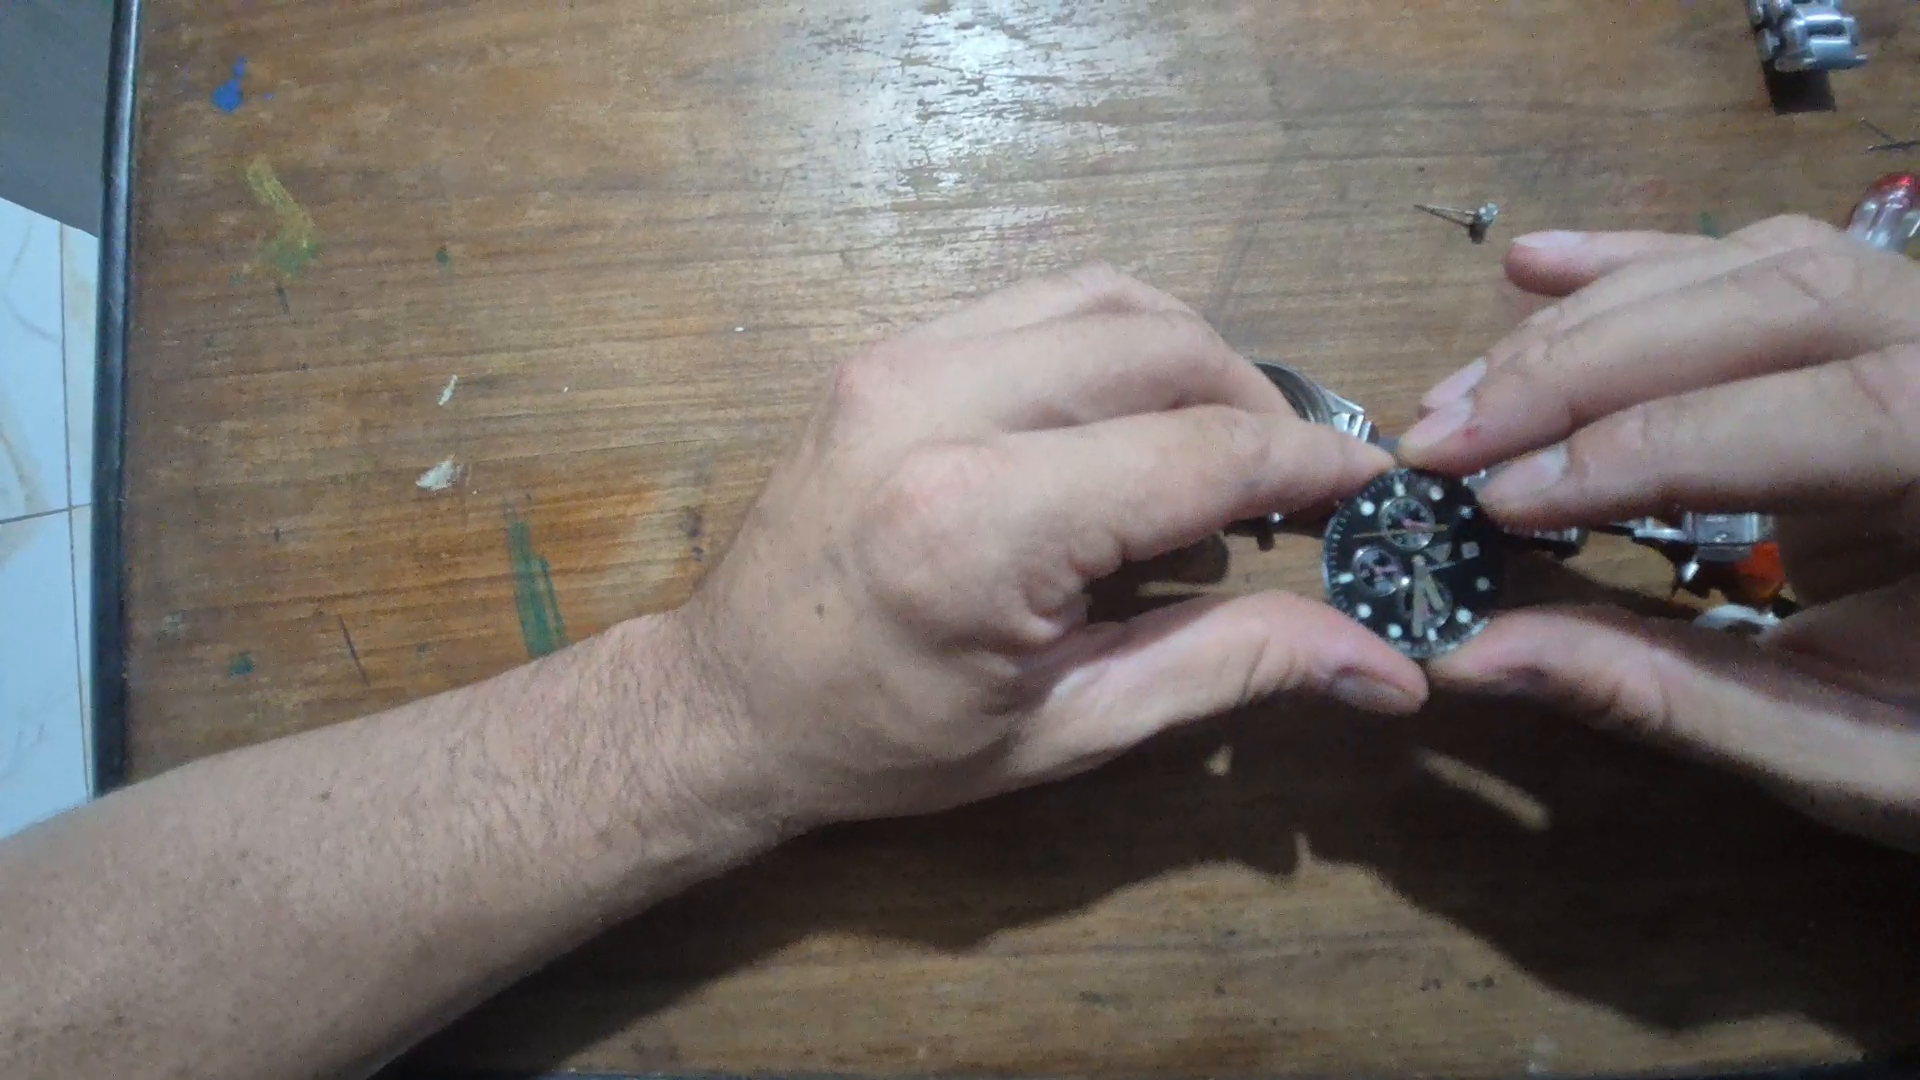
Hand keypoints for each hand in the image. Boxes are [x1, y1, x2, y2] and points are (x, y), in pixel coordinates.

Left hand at [672, 265, 1424, 825]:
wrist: (729, 699)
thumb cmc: (886, 741)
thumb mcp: (1063, 726)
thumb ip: (1225, 666)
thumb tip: (1384, 664)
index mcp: (983, 526)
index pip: (1200, 452)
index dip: (1308, 464)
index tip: (1368, 486)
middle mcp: (938, 408)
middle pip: (1160, 348)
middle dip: (1253, 404)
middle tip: (1282, 483)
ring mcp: (897, 361)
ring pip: (1102, 300)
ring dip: (1185, 359)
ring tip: (1207, 444)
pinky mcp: (880, 352)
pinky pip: (1033, 305)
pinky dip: (1108, 341)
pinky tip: (1117, 413)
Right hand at [1397, 216, 1919, 849]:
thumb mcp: (1828, 745)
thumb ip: (1651, 692)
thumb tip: (1463, 657)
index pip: (1837, 417)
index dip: (1637, 453)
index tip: (1492, 504)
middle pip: (1773, 302)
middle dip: (1571, 375)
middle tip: (1438, 442)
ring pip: (1740, 268)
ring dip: (1566, 334)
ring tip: (1451, 401)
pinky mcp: (1870, 319)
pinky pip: (1741, 258)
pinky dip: (1618, 264)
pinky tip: (1528, 264)